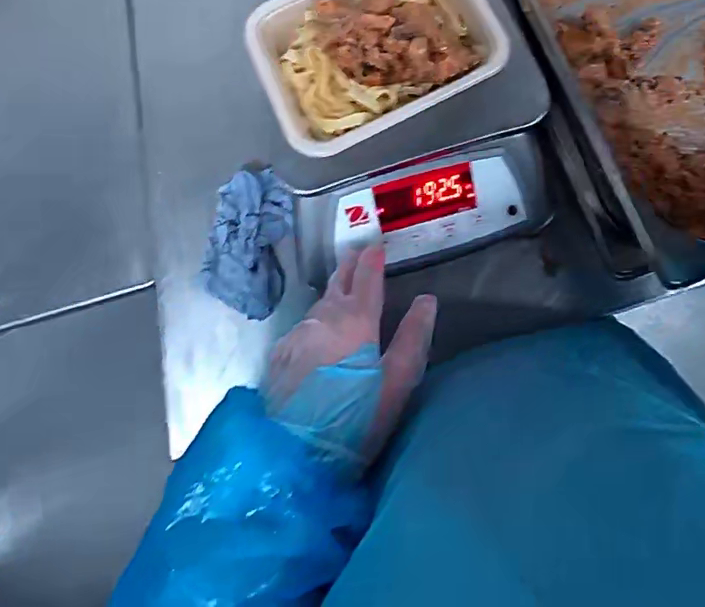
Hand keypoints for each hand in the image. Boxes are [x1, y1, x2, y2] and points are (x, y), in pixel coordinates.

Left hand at [262, 245, 436, 472]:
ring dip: (333, 292)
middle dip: (349, 267)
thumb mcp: (397, 380)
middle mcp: (322, 319)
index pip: (366, 278)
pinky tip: (320, 327)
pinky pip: (303, 326)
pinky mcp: (278, 361)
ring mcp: (295, 339)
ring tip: (343, 287)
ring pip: (319, 305)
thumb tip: (426, 300)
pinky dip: (317, 318)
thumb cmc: (354, 418)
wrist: (291, 460)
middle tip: (357, 254)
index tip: (376, 244)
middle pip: (337, 284)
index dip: (372, 260)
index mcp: (355, 319)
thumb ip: (413, 337)